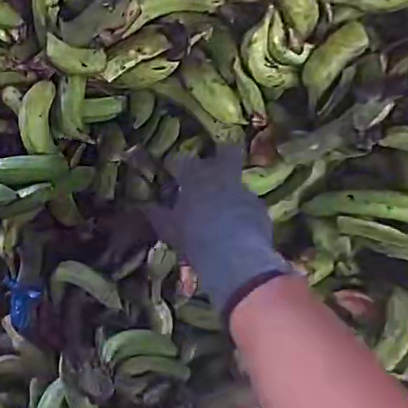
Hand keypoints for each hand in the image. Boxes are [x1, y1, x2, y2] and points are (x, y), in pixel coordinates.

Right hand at [147, 144, 291, 321]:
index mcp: (194, 176)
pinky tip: (239, 231)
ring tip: (224, 213)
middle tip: (214, 170)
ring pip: (239, 182)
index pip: (184, 161)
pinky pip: (249, 205)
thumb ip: (157, 215)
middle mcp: (222, 176)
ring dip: (232, 192)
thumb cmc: (194, 238)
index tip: (176, 177)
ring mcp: (244, 190)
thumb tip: (146, 207)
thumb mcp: (168, 230)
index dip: (180, 167)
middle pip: (227, 152)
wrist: (234, 256)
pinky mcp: (260, 208)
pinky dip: (244, 213)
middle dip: (222, 155)